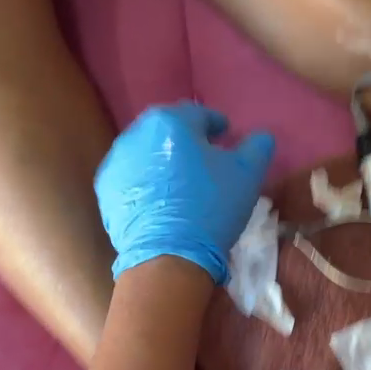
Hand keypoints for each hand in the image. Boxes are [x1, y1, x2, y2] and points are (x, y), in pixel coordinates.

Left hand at [94, 102, 276, 282]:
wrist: (168, 256)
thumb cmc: (211, 208)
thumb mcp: (246, 177)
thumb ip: (257, 149)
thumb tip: (262, 136)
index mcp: (171, 122)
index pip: (199, 114)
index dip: (217, 124)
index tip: (226, 136)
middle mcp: (138, 133)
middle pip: (169, 130)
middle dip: (187, 141)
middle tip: (204, 160)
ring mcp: (117, 161)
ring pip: (148, 153)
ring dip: (165, 161)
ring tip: (182, 183)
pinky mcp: (107, 190)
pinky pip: (133, 178)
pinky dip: (147, 183)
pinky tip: (162, 202)